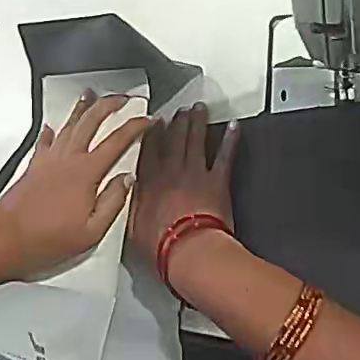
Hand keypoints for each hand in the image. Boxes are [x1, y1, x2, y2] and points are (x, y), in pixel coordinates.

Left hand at [0, 93, 148, 277]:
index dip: (135, 127)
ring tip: (90, 96)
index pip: (116, 141)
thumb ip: (113, 201)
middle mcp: (67, 159)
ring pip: (68, 124)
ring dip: (82, 108)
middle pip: (90, 121)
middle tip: (122, 98)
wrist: (7, 237)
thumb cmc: (48, 239)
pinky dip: (52, 131)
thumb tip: (127, 180)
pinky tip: (53, 127)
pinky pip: (45, 140)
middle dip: (108, 105)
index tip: (146, 120)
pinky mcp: (34, 165)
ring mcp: (48, 159)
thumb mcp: (92, 231)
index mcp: (86, 173)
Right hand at [130, 103, 239, 278]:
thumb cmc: (162, 244)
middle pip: (174, 139)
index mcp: (149, 182)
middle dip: (176, 122)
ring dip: (197, 122)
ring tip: (199, 109)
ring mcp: (196, 173)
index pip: (148, 150)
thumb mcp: (133, 228)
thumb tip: (125, 196)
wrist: (190, 250)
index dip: (151, 133)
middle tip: (179, 110)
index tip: (153, 122)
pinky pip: (225, 155)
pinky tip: (234, 127)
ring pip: (196, 140)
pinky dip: (230, 139)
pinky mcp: (218, 181)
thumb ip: (131, 205)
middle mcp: (172, 171)